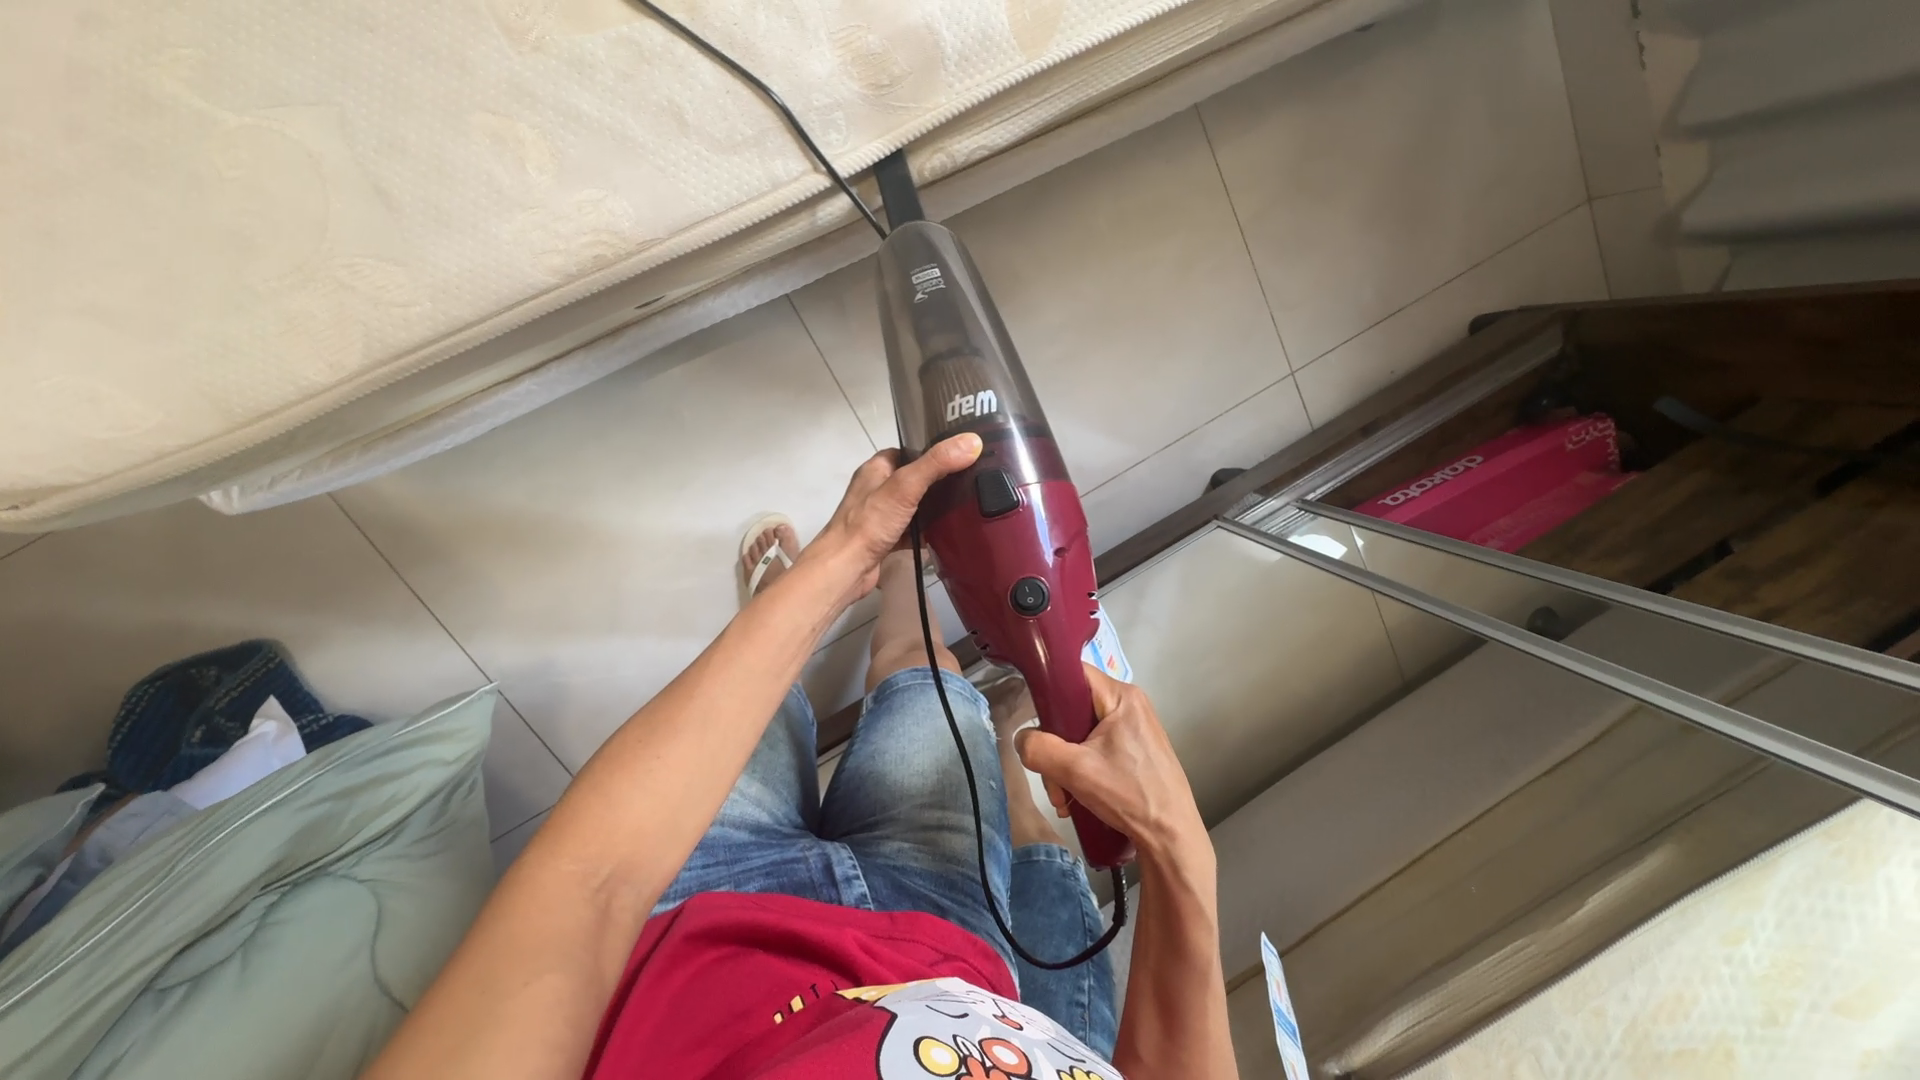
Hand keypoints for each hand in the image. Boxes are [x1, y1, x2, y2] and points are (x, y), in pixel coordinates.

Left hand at [804, 433, 982, 600]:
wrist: (845, 570)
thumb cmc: (869, 523)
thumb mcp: (905, 486)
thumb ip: (937, 464)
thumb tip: (973, 441)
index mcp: (876, 468)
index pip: (909, 451)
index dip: (933, 451)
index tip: (962, 454)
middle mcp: (877, 489)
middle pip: (915, 479)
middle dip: (940, 481)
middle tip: (972, 481)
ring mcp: (881, 516)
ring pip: (916, 507)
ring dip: (936, 508)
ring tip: (968, 505)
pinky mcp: (887, 540)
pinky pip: (913, 532)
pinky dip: (929, 533)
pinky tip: (951, 534)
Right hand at [1015, 665, 1208, 864]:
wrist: (1172, 838)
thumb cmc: (1129, 795)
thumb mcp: (1075, 770)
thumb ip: (1039, 749)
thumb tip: (1023, 740)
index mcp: (1121, 696)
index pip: (1073, 673)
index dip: (1048, 691)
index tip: (1035, 719)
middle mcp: (1130, 705)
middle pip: (1074, 709)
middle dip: (1056, 747)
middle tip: (1052, 778)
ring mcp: (1135, 729)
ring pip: (1083, 734)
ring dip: (1066, 766)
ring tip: (1065, 799)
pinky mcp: (1137, 751)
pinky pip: (1097, 749)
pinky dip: (1083, 771)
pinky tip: (1079, 798)